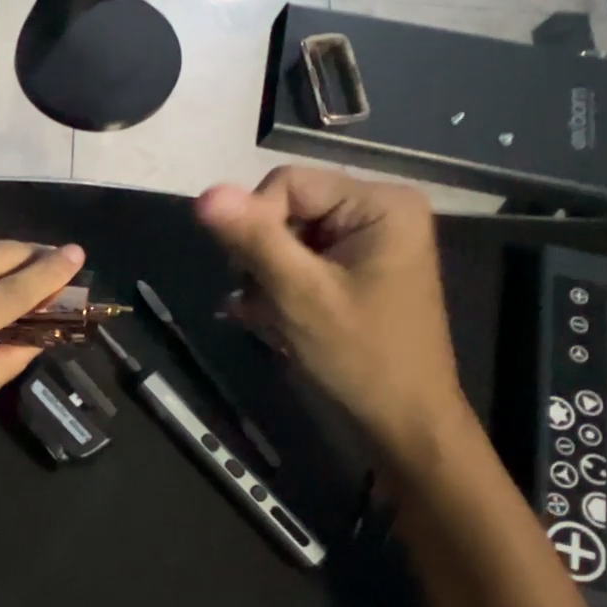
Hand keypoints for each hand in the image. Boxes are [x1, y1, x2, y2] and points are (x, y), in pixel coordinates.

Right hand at [194, 167, 468, 459]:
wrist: (402, 422)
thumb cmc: (359, 357)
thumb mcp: (298, 295)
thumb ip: (253, 239)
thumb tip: (204, 194)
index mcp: (380, 204)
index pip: (285, 184)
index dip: (255, 225)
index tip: (256, 276)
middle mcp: (378, 211)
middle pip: (284, 208)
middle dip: (261, 255)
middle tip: (264, 301)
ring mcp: (367, 242)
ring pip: (283, 237)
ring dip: (264, 277)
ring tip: (270, 316)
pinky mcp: (354, 269)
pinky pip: (298, 260)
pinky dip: (278, 288)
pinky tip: (274, 320)